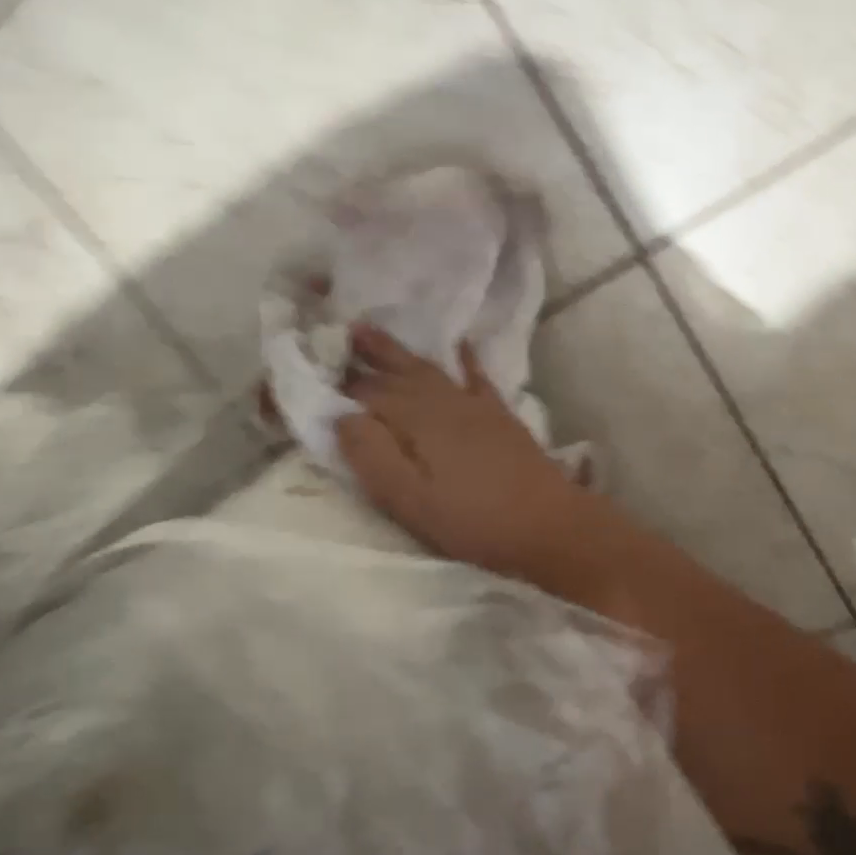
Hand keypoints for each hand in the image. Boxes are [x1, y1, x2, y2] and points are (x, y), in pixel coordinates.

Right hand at [336, 323, 600, 579]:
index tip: (306, 372)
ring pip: (429, 368)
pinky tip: (459, 345)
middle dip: (363, 358)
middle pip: (396, 374)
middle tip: (334, 334)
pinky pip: (476, 376)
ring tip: (371, 330)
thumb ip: (373, 457)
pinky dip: (464, 358)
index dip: (335, 384)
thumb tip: (341, 417)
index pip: (366, 394)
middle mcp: (444, 402)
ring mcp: (475, 406)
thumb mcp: (411, 501)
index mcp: (416, 421)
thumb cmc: (474, 521)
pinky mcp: (500, 416)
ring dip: (399, 351)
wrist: (549, 524)